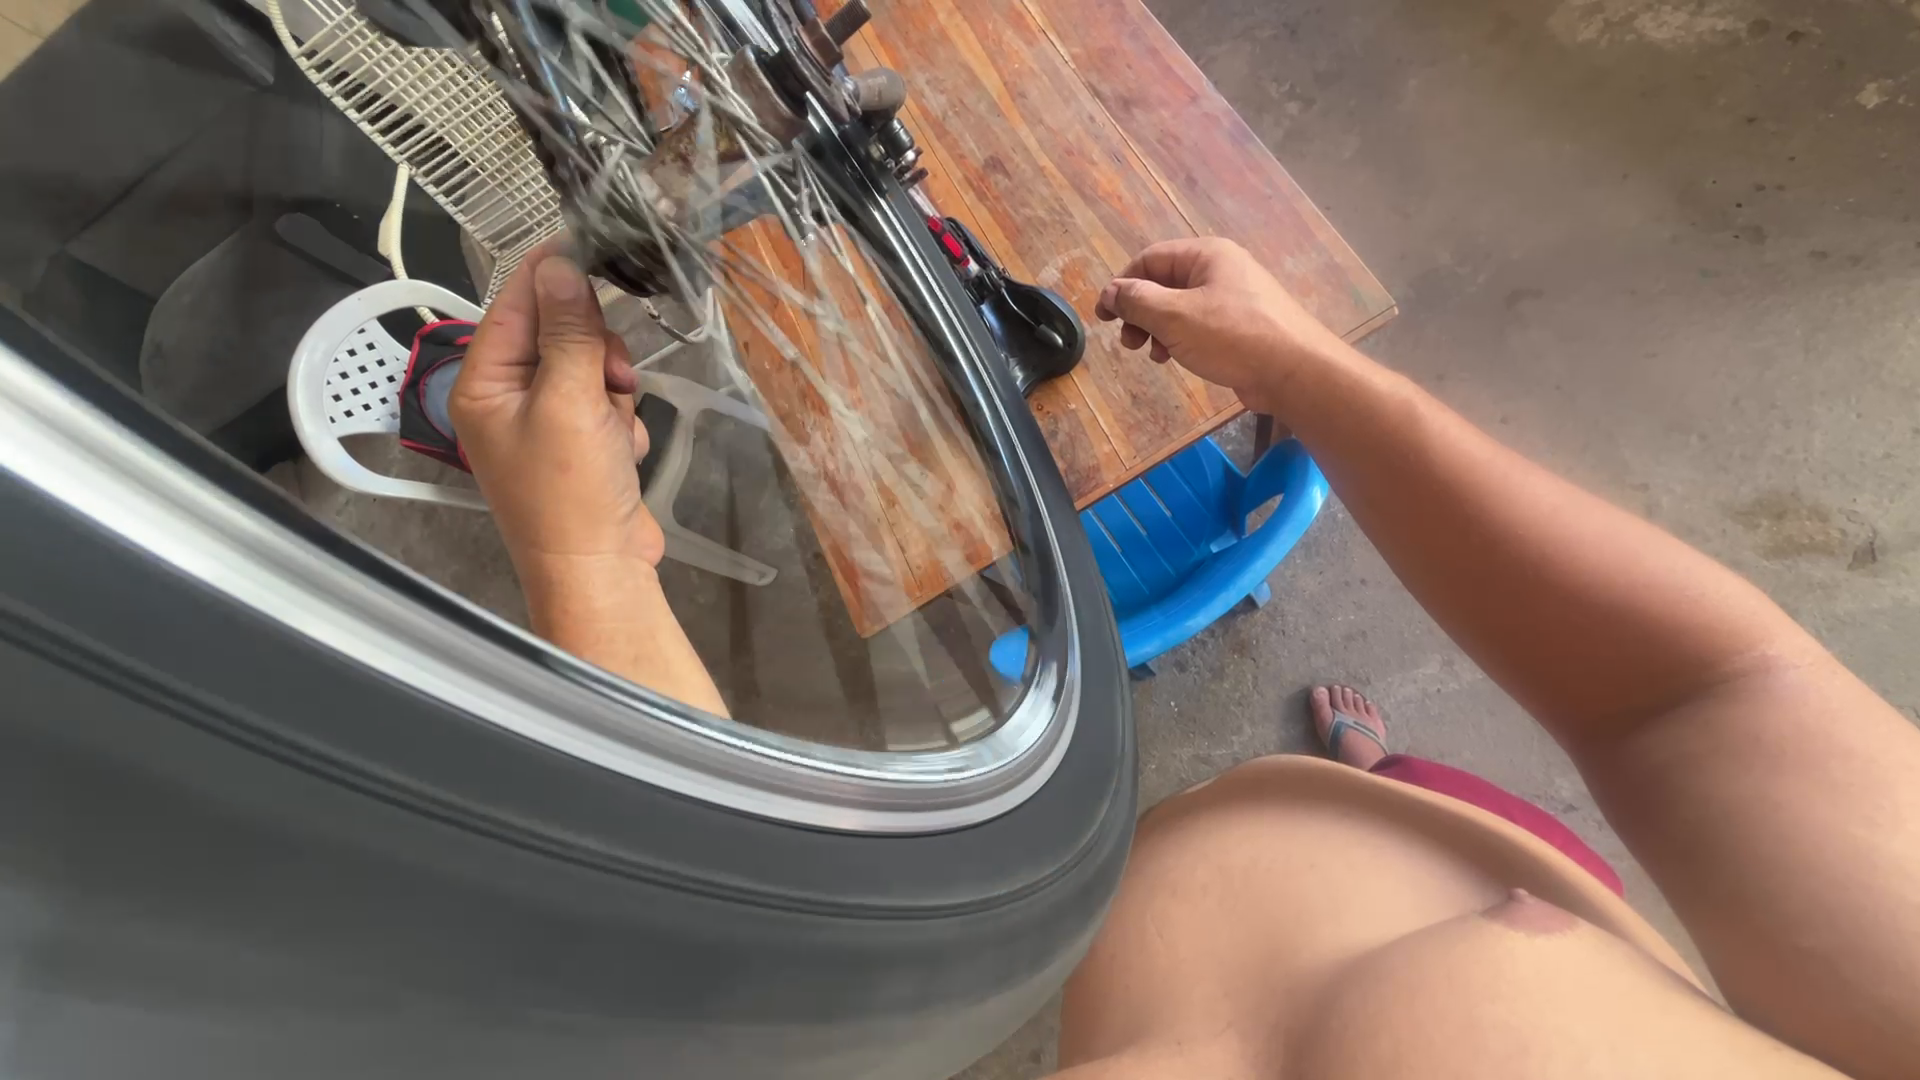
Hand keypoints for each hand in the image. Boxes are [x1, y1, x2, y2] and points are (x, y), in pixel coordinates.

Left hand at [449, 242, 663, 569]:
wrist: (599, 567)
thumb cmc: (571, 490)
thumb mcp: (570, 403)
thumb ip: (568, 334)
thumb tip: (560, 265)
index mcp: (483, 383)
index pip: (513, 305)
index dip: (550, 274)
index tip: (591, 243)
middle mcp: (511, 396)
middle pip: (560, 335)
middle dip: (595, 352)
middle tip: (613, 379)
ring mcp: (549, 422)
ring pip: (592, 369)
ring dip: (614, 393)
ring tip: (616, 430)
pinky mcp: (583, 443)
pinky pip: (609, 406)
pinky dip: (622, 424)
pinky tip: (622, 453)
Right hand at [1094, 238, 1350, 418]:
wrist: (1293, 370)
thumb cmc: (1232, 336)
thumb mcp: (1175, 316)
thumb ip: (1137, 301)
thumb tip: (1110, 291)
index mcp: (1206, 255)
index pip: (1149, 260)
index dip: (1121, 286)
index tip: (1103, 317)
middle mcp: (1219, 270)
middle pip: (1163, 284)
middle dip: (1139, 312)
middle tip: (1129, 342)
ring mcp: (1232, 298)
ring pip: (1178, 308)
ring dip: (1156, 330)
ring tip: (1152, 354)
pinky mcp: (1239, 326)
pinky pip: (1197, 325)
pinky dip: (1178, 339)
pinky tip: (1175, 358)